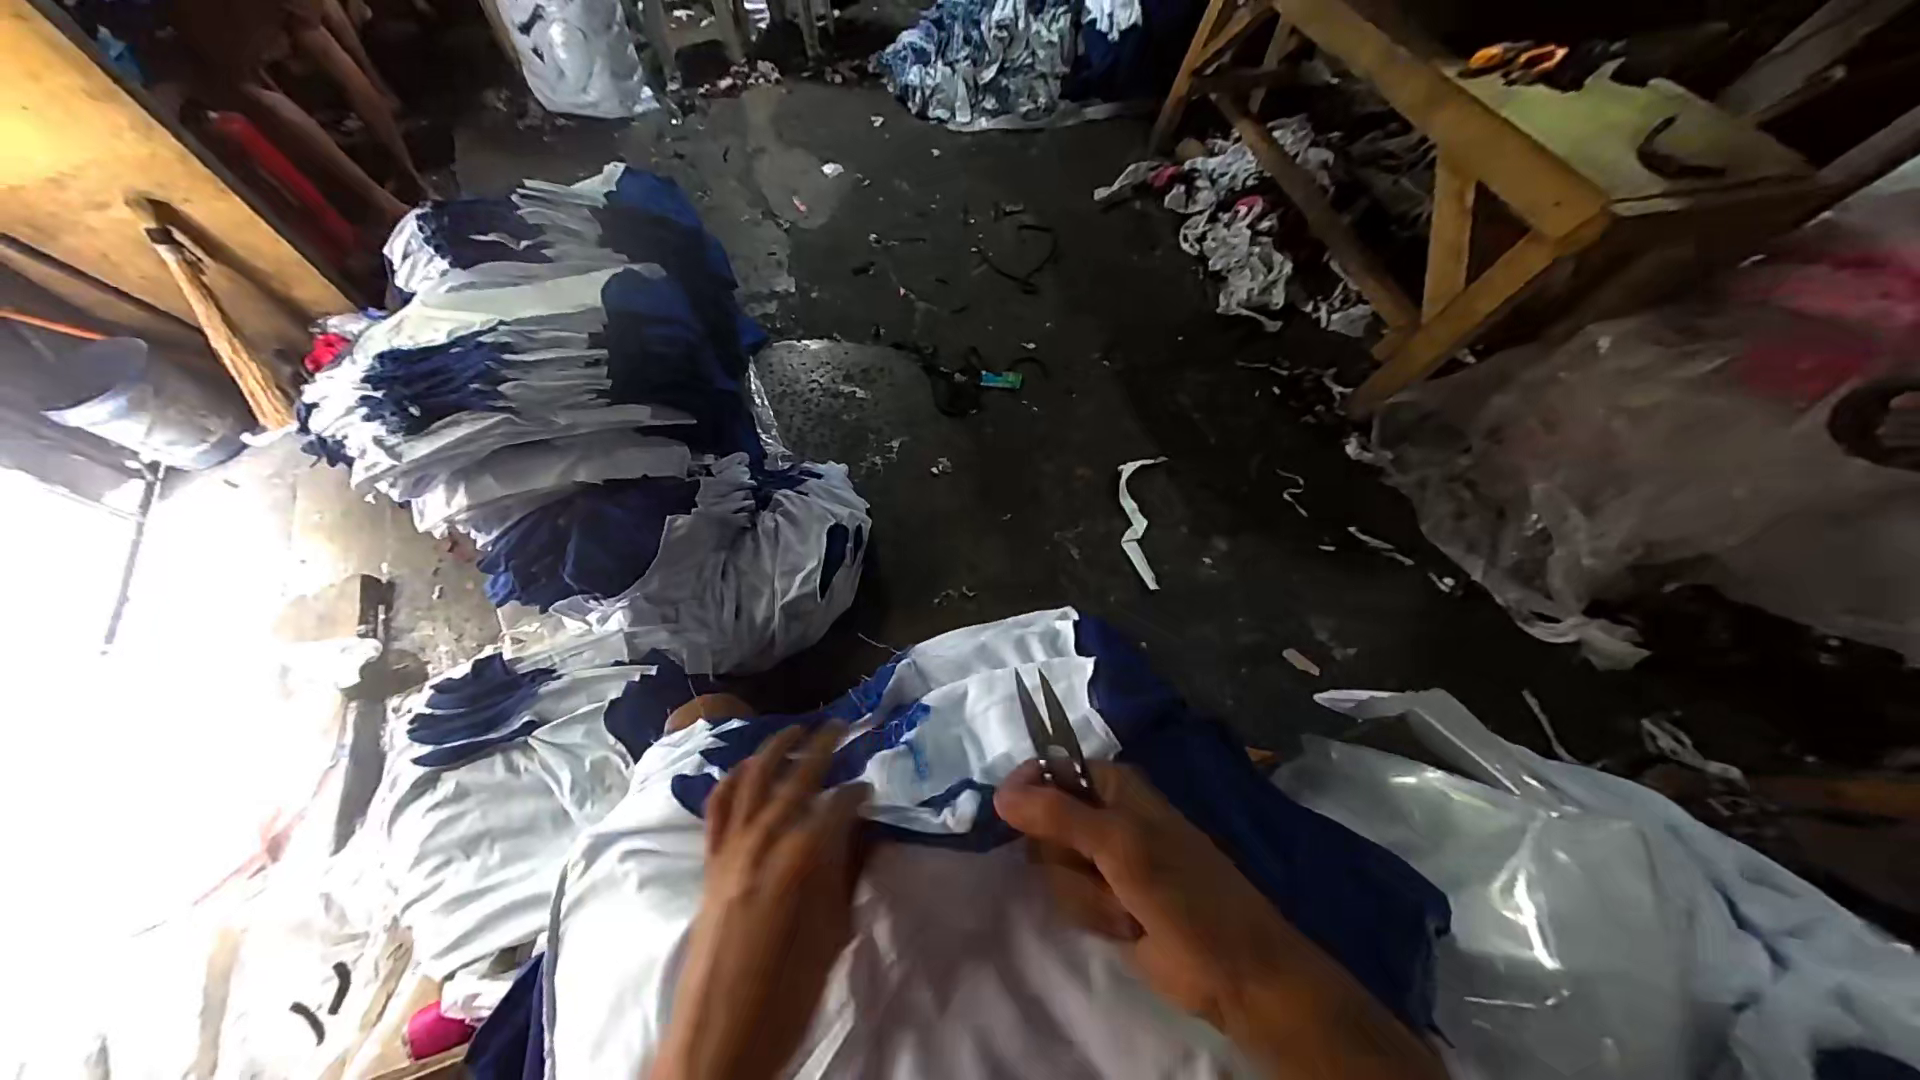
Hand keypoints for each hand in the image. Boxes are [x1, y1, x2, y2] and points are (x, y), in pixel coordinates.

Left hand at [652, 724, 870, 1079]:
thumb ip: (845, 872)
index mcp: (798, 861)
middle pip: (795, 778)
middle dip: (821, 747)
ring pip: (751, 780)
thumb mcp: (832, 934)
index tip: (871, 787)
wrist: (716, 1043)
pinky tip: (746, 767)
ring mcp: (729, 850)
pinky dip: (732, 780)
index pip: (835, 806)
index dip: (856, 793)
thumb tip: (862, 829)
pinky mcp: (710, 863)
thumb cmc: (786, 995)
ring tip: (796, 729)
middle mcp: (760, 843)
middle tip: (842, 726)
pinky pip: (717, 808)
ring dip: (775, 749)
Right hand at [994, 762, 1441, 1079]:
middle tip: (1097, 868)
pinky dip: (1090, 913)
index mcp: (1112, 785)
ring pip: (1049, 865)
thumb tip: (1000, 794)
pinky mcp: (1099, 899)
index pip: (1049, 770)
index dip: (1027, 788)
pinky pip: (1065, 896)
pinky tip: (1123, 924)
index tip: (1008, 811)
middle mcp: (1101, 816)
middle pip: (1041, 821)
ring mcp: (1100, 860)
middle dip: (1063, 854)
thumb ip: (1058, 815)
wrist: (1230, 969)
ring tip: (1123, 903)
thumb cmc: (1182, 890)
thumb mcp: (1119, 843)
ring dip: (1082, 892)